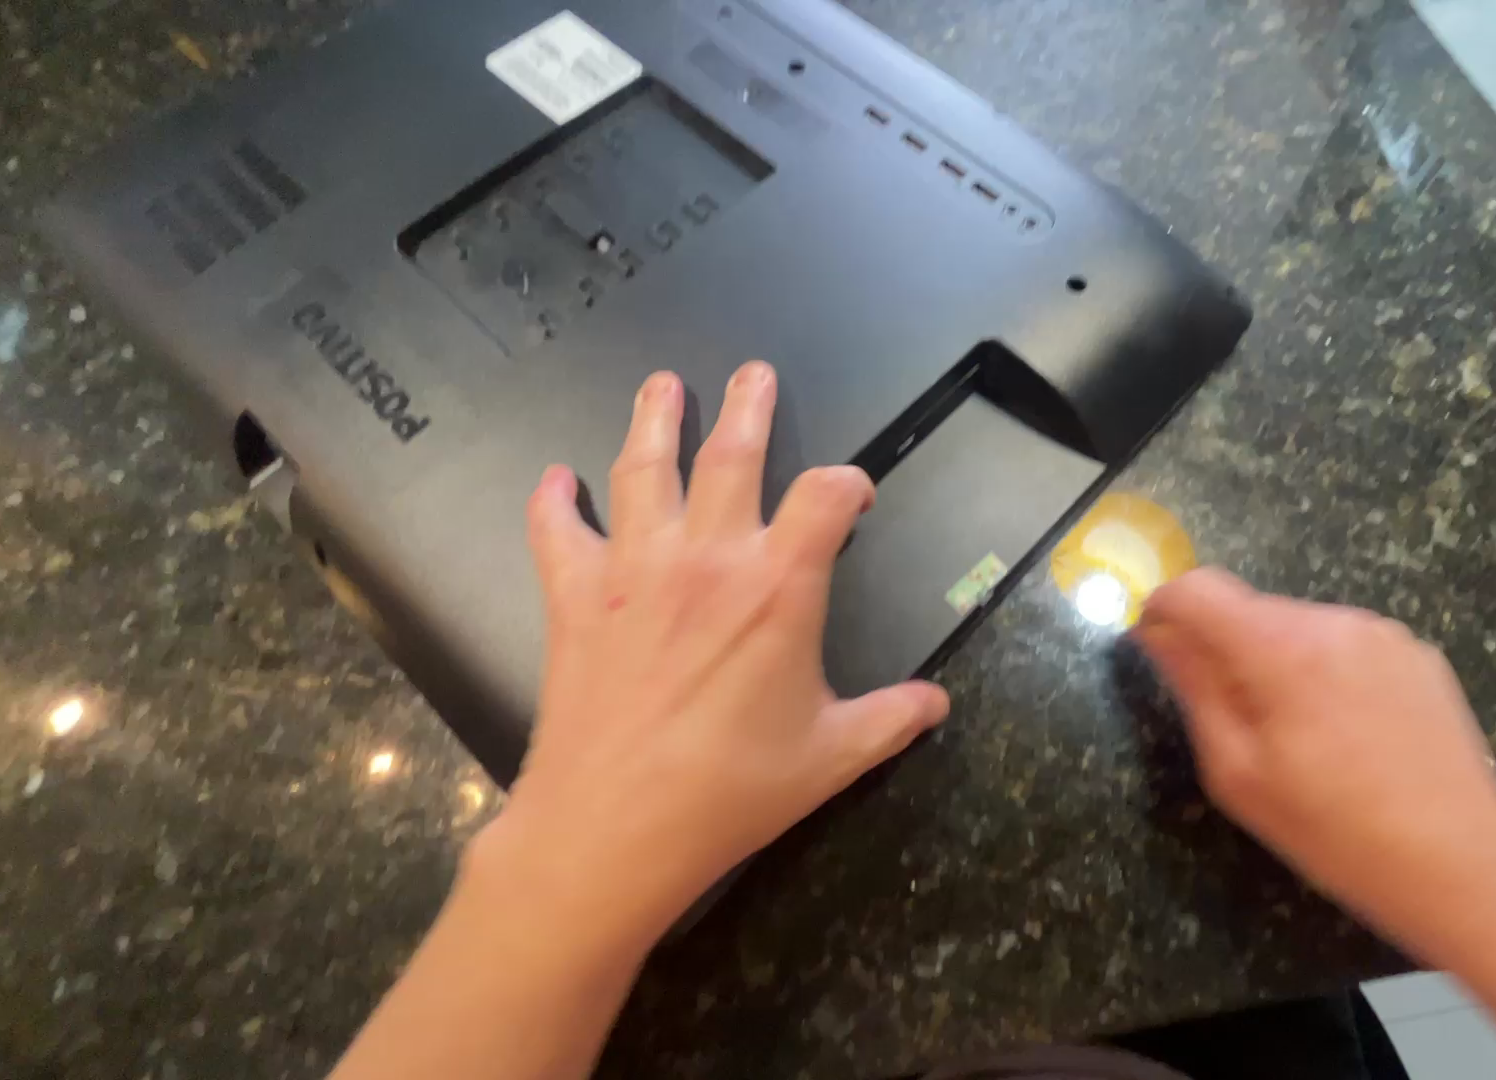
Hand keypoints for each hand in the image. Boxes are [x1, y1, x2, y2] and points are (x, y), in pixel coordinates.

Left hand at [471, 361, 949, 951]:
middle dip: (749, 407)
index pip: (826, 497)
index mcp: (779, 586)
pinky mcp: (576, 597)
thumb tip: (940, 704)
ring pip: (645, 470)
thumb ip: (893, 718)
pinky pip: (559, 533)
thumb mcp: (832, 755)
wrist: (614, 829)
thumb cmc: (733, 789)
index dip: (849, 484)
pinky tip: (555, 479)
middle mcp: (709, 558)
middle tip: (753, 372)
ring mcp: (635, 570)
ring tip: (663, 385)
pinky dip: (555, 502)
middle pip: (733, 456)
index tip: (855, 494)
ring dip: (655, 421)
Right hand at [1134, 568, 1495, 973]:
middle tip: (1229, 714)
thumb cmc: (1332, 831)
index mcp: (1282, 649)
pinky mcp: (1414, 651)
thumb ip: (1191, 686)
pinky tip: (1340, 725)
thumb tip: (1155, 633)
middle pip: (1243, 607)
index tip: (1156, 645)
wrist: (1466, 869)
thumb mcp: (1236, 771)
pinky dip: (1316, 665)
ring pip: (1289, 622)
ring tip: (1292, 727)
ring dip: (1268, 656)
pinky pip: (1337, 639)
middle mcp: (1332, 621)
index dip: (1163, 609)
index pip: (1196, 589)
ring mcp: (1381, 633)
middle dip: (1219, 644)